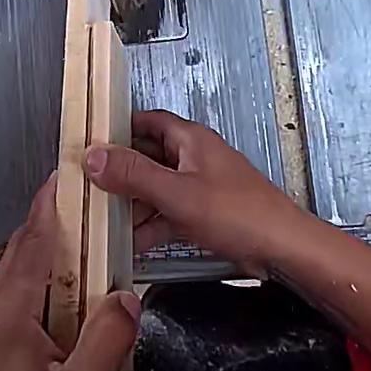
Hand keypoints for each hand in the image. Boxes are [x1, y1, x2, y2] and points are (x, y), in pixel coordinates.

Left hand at [0, 175, 139, 370]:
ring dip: (51, 255)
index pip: (33, 241)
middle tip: (89, 203)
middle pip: (22, 252)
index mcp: (8, 316)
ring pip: (20, 277)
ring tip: (89, 245)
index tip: (66, 172)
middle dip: (53, 222)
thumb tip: (126, 296)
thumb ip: (108, 339)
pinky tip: (72, 300)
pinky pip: (18, 301)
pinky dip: (45, 284)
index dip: (52, 203)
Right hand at [83, 109, 325, 270]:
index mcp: (190, 140)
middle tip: (89, 186)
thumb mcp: (177, 193)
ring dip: (134, 202)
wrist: (281, 249)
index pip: (148, 121)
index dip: (120, 129)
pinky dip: (151, 223)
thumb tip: (94, 155)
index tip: (91, 143)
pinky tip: (132, 243)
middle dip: (121, 172)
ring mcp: (201, 185)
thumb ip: (134, 174)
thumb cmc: (239, 213)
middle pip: (149, 156)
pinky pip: (170, 211)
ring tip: (103, 220)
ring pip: (157, 187)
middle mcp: (194, 157)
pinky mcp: (206, 212)